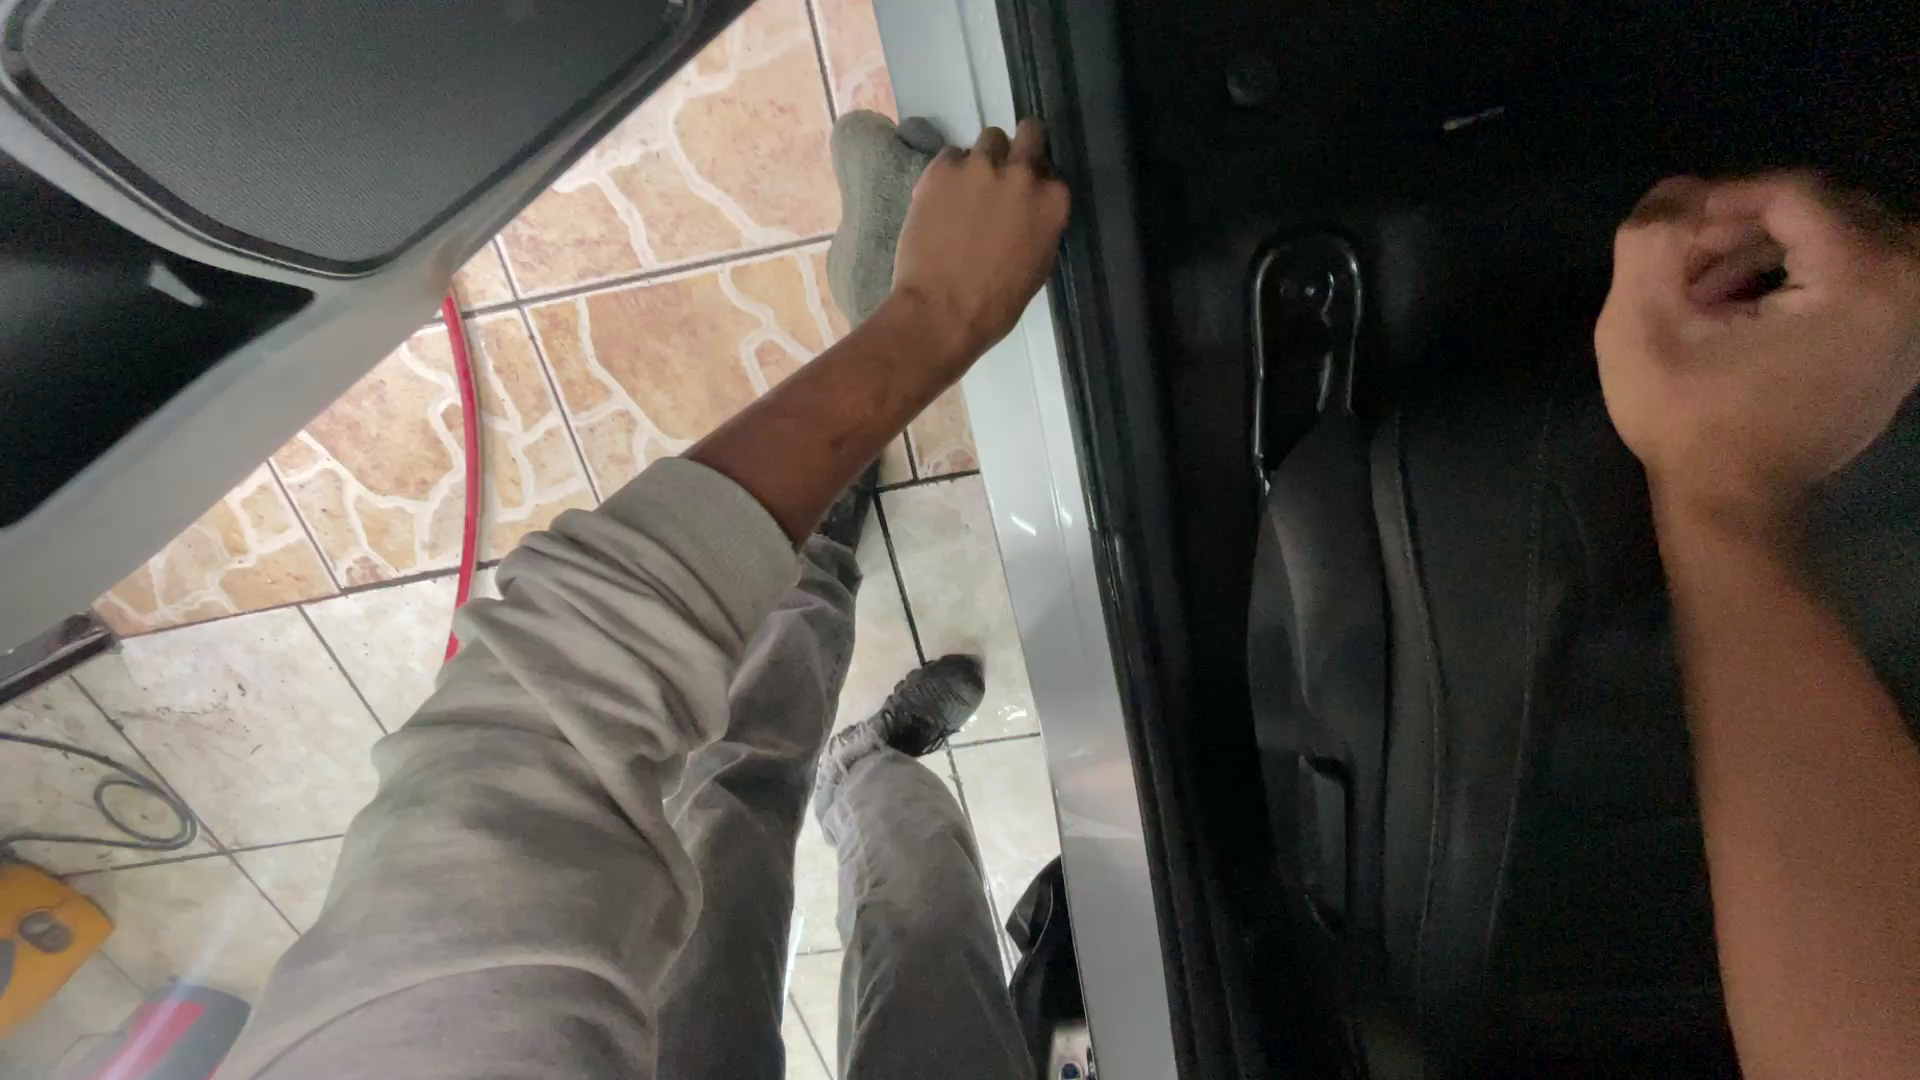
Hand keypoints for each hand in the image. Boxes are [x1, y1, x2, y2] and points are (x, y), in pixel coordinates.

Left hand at [887, 119, 1070, 364]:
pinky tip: (941, 200)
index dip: (1037, 182)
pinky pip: (950, 155)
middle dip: (1018, 151)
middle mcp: (1021, 174)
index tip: (1024, 198)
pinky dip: (949, 173)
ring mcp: (980, 167)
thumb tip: (1030, 213)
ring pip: (988, 140)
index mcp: (1052, 203)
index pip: (1052, 172)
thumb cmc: (994, 307)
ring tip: (967, 191)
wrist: (940, 313)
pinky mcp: (941, 170)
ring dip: (983, 160)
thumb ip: (1039, 229)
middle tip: (1003, 175)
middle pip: (1029, 134)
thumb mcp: (1035, 270)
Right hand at [1594, 172, 1919, 529]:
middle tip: (1677, 265)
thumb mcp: (1639, 328)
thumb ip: (1650, 245)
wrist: (1733, 498)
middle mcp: (1918, 282)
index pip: (1796, 193)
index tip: (1661, 231)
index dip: (1718, 200)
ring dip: (1767, 253)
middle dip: (1743, 227)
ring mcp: (1918, 318)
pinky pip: (1860, 279)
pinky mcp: (1904, 344)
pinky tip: (1740, 314)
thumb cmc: (1684, 415)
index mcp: (1868, 272)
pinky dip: (1797, 281)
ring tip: (1699, 292)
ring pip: (1846, 242)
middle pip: (1830, 211)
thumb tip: (1671, 190)